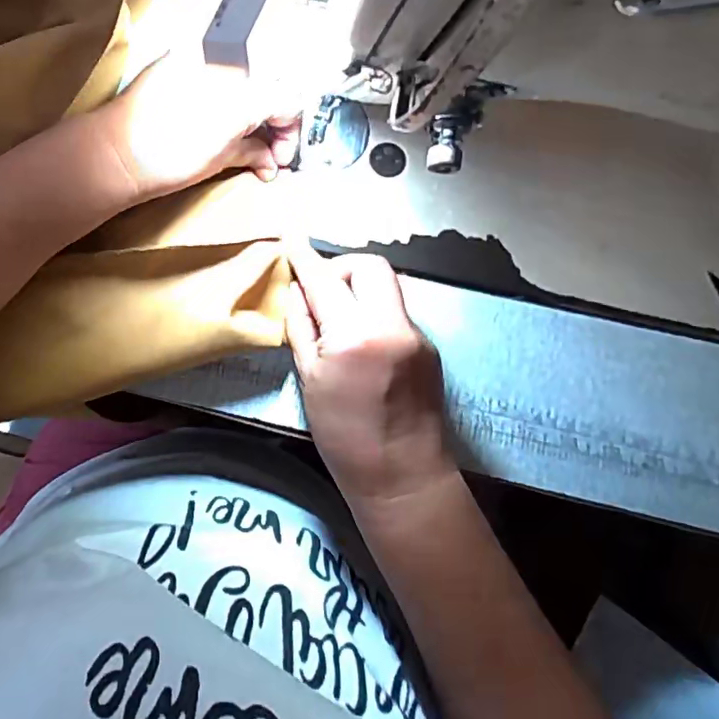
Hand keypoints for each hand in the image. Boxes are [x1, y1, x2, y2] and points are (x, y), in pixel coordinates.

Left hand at [88, 54, 302, 201]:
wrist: (117, 152)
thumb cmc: (165, 159)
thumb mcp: (220, 158)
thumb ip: (253, 150)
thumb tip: (268, 157)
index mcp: (247, 90)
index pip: (290, 100)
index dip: (290, 131)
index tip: (280, 151)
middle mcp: (230, 65)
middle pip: (271, 81)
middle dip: (272, 115)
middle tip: (263, 143)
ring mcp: (203, 57)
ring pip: (245, 71)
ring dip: (249, 101)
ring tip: (239, 133)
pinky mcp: (177, 57)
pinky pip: (214, 64)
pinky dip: (222, 88)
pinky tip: (216, 114)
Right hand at [285, 242, 456, 504]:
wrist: (401, 476)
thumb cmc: (343, 434)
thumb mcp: (309, 378)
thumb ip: (301, 327)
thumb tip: (298, 291)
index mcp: (355, 335)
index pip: (325, 280)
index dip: (304, 258)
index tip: (290, 241)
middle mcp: (393, 325)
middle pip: (370, 267)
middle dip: (340, 268)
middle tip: (318, 290)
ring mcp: (417, 335)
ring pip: (385, 288)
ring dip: (356, 290)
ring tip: (334, 319)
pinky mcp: (427, 347)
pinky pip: (394, 312)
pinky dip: (371, 313)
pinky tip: (357, 342)